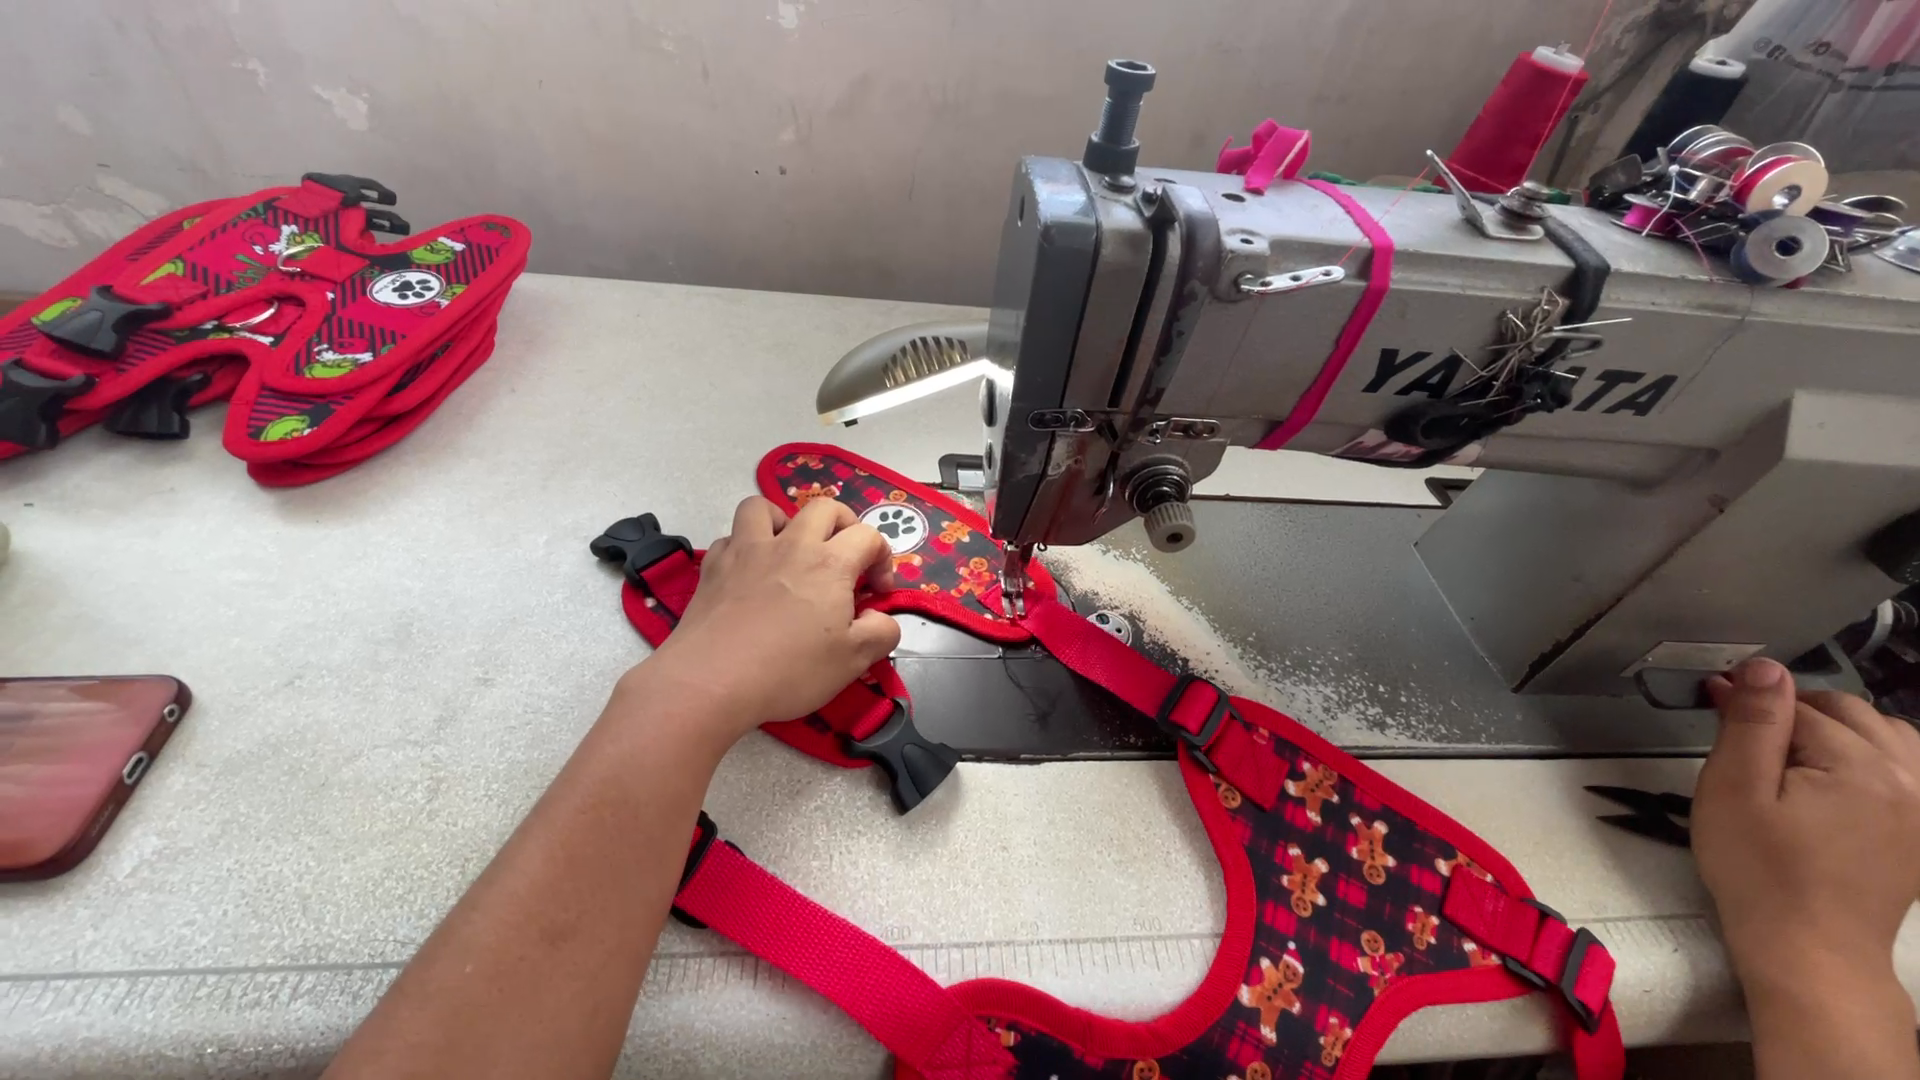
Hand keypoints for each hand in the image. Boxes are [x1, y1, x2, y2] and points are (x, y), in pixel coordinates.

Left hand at [634, 496, 898, 742]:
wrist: (712, 680)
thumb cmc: (789, 670)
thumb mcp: (853, 661)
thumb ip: (881, 632)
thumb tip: (879, 616)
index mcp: (830, 563)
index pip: (868, 537)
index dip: (883, 558)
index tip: (878, 591)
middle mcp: (791, 545)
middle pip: (824, 508)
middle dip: (845, 525)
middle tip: (845, 557)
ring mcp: (747, 550)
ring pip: (765, 507)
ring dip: (785, 520)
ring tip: (790, 547)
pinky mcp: (714, 566)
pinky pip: (731, 538)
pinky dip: (745, 547)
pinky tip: (750, 572)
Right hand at [1692, 658, 1919, 981]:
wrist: (1808, 945)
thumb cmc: (1756, 865)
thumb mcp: (1734, 788)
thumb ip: (1753, 723)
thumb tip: (1764, 667)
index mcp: (1862, 766)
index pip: (1798, 707)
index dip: (1749, 701)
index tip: (1710, 703)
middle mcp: (1912, 779)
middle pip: (1850, 712)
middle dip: (1794, 710)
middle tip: (1740, 731)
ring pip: (1888, 734)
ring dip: (1836, 727)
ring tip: (1785, 749)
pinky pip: (1910, 766)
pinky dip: (1872, 753)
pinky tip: (1832, 772)